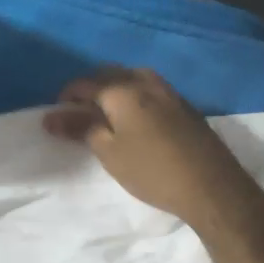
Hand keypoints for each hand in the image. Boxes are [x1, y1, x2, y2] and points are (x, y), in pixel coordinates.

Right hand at [43, 67, 263, 233]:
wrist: (212, 188)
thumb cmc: (152, 171)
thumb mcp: (108, 152)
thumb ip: (80, 128)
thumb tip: (50, 116)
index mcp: (124, 91)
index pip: (86, 83)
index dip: (67, 96)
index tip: (57, 115)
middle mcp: (147, 84)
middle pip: (111, 74)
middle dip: (91, 87)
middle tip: (79, 111)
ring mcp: (171, 94)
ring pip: (135, 78)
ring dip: (115, 88)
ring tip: (106, 112)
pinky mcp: (187, 108)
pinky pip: (152, 90)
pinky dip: (135, 96)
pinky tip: (134, 118)